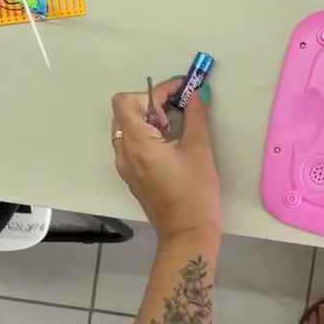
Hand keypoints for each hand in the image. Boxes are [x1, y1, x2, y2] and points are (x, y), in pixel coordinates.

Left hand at [110, 78, 219, 241]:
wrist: (187, 232)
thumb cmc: (195, 192)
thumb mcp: (199, 149)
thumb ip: (196, 116)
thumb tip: (197, 93)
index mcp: (137, 144)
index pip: (127, 101)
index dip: (153, 91)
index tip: (178, 92)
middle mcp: (124, 153)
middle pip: (124, 112)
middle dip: (150, 104)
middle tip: (176, 112)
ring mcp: (125, 166)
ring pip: (126, 128)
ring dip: (147, 120)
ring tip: (174, 129)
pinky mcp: (131, 175)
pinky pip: (131, 145)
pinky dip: (146, 135)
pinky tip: (169, 146)